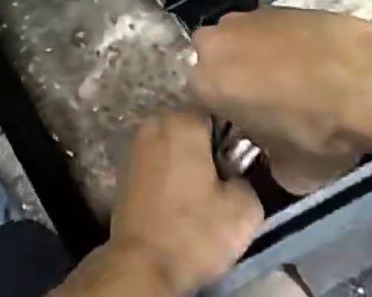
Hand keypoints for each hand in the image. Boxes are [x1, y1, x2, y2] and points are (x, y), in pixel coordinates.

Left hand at [103, 110, 264, 293]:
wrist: (143, 260)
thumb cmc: (194, 231)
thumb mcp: (243, 210)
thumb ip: (247, 179)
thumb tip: (238, 173)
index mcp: (182, 122)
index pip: (214, 112)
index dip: (230, 135)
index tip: (239, 161)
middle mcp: (154, 122)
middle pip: (189, 124)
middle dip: (205, 145)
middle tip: (222, 179)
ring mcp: (134, 141)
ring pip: (170, 141)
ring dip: (184, 158)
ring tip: (199, 191)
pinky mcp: (123, 163)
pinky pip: (154, 157)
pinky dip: (166, 169)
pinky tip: (176, 196)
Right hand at [189, 9, 371, 191]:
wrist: (364, 77)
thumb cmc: (317, 129)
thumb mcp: (293, 173)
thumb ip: (268, 163)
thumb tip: (273, 157)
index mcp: (204, 83)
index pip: (200, 101)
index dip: (224, 116)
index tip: (247, 130)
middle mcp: (211, 43)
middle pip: (215, 64)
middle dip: (234, 80)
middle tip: (269, 105)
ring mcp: (242, 18)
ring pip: (239, 43)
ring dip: (257, 59)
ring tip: (297, 83)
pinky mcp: (273, 5)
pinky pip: (267, 31)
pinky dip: (283, 46)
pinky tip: (314, 64)